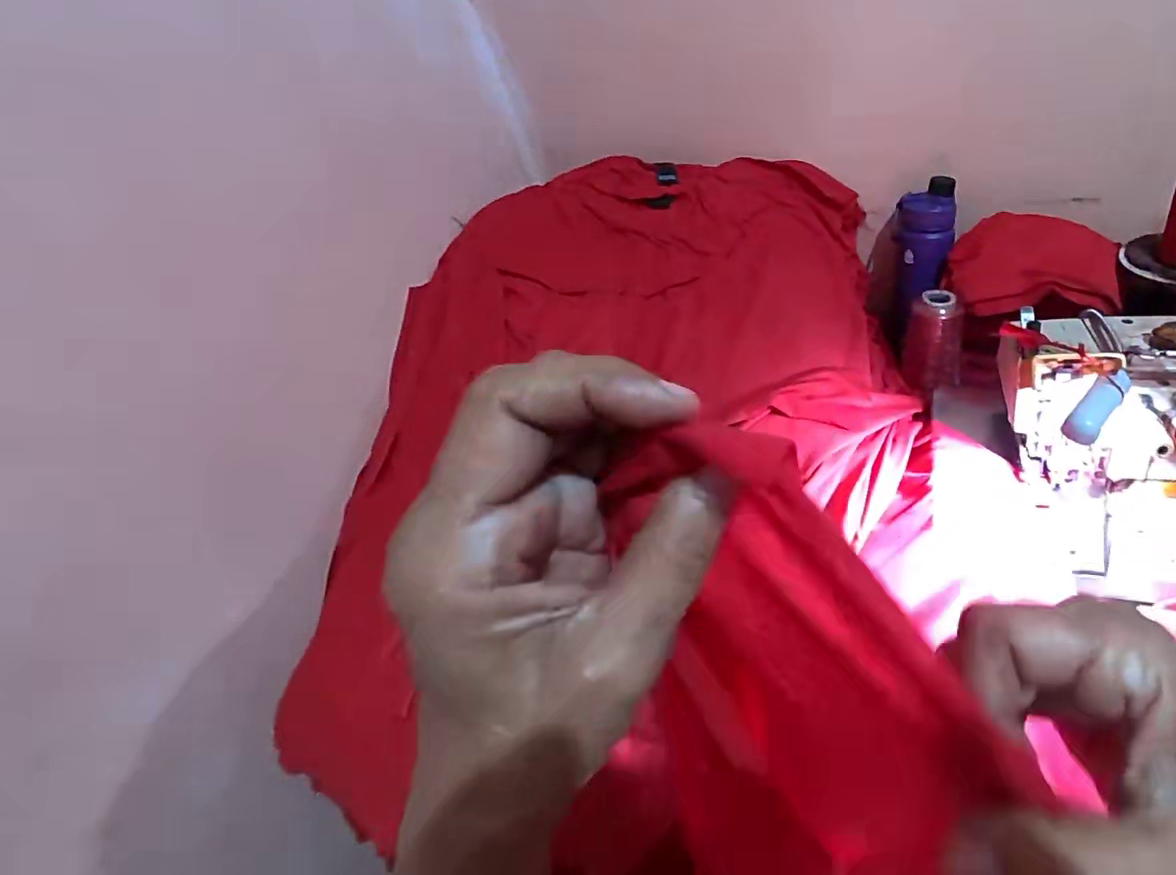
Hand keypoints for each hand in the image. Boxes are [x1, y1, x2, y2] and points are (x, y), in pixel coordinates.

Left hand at [384, 352, 730, 872]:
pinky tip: (667, 455)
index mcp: (453, 532)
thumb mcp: (618, 652)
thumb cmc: (539, 736)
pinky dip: (628, 443)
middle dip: (611, 391)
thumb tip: (722, 469)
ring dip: (625, 414)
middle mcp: (462, 502)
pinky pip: (576, 451)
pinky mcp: (527, 513)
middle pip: (528, 397)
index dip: (590, 385)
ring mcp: (494, 504)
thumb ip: (673, 553)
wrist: (499, 789)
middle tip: (686, 416)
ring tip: (687, 433)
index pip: (504, 406)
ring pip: (555, 414)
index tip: (673, 407)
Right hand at [946, 599, 1175, 874]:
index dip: (973, 699)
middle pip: (986, 653)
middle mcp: (1089, 638)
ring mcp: (1086, 669)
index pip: (996, 635)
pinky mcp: (1084, 707)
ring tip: (989, 794)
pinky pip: (1011, 705)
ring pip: (991, 678)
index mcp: (1115, 642)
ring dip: (980, 738)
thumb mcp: (1175, 865)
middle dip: (972, 719)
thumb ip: (1058, 853)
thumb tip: (949, 846)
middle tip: (978, 792)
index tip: (981, 780)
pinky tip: (1008, 789)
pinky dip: (997, 747)